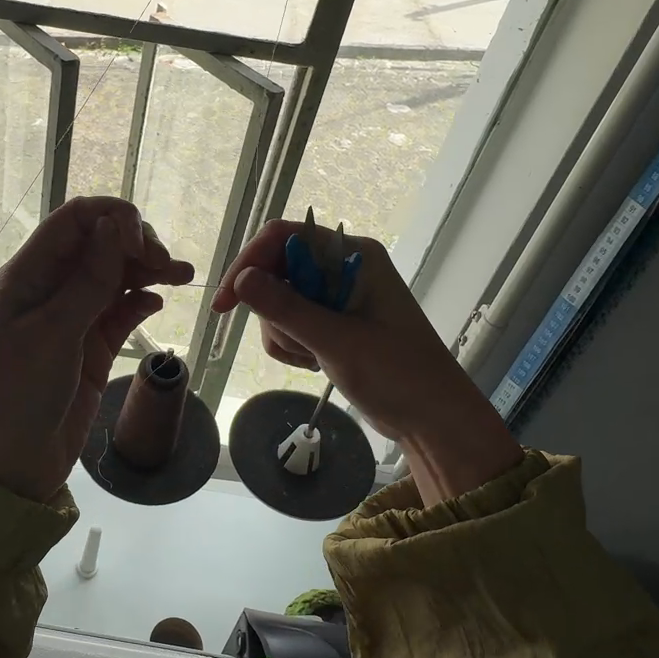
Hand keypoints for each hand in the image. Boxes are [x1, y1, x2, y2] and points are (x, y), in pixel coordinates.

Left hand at [0, 197, 194, 500]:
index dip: (113, 218)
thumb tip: (116, 225)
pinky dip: (140, 301)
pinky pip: (120, 311)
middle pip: (100, 244)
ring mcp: (72, 317)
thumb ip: (88, 280)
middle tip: (168, 266)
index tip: (145, 243)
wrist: (6, 464)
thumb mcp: (53, 333)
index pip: (75, 220)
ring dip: (147, 270)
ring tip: (184, 275)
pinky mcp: (91, 347)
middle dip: (137, 244)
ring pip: (115, 276)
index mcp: (30, 273)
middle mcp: (51, 287)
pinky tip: (157, 303)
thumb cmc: (16, 392)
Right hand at [211, 219, 520, 504]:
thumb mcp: (336, 341)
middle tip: (291, 344)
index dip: (249, 262)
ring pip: (278, 301)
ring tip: (315, 358)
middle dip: (272, 310)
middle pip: (276, 270)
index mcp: (353, 255)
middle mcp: (342, 267)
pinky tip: (315, 364)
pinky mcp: (332, 323)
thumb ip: (286, 308)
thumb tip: (240, 280)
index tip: (225, 301)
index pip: (284, 237)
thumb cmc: (397, 374)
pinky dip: (291, 345)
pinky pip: (289, 323)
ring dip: (283, 333)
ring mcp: (336, 296)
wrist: (433, 420)